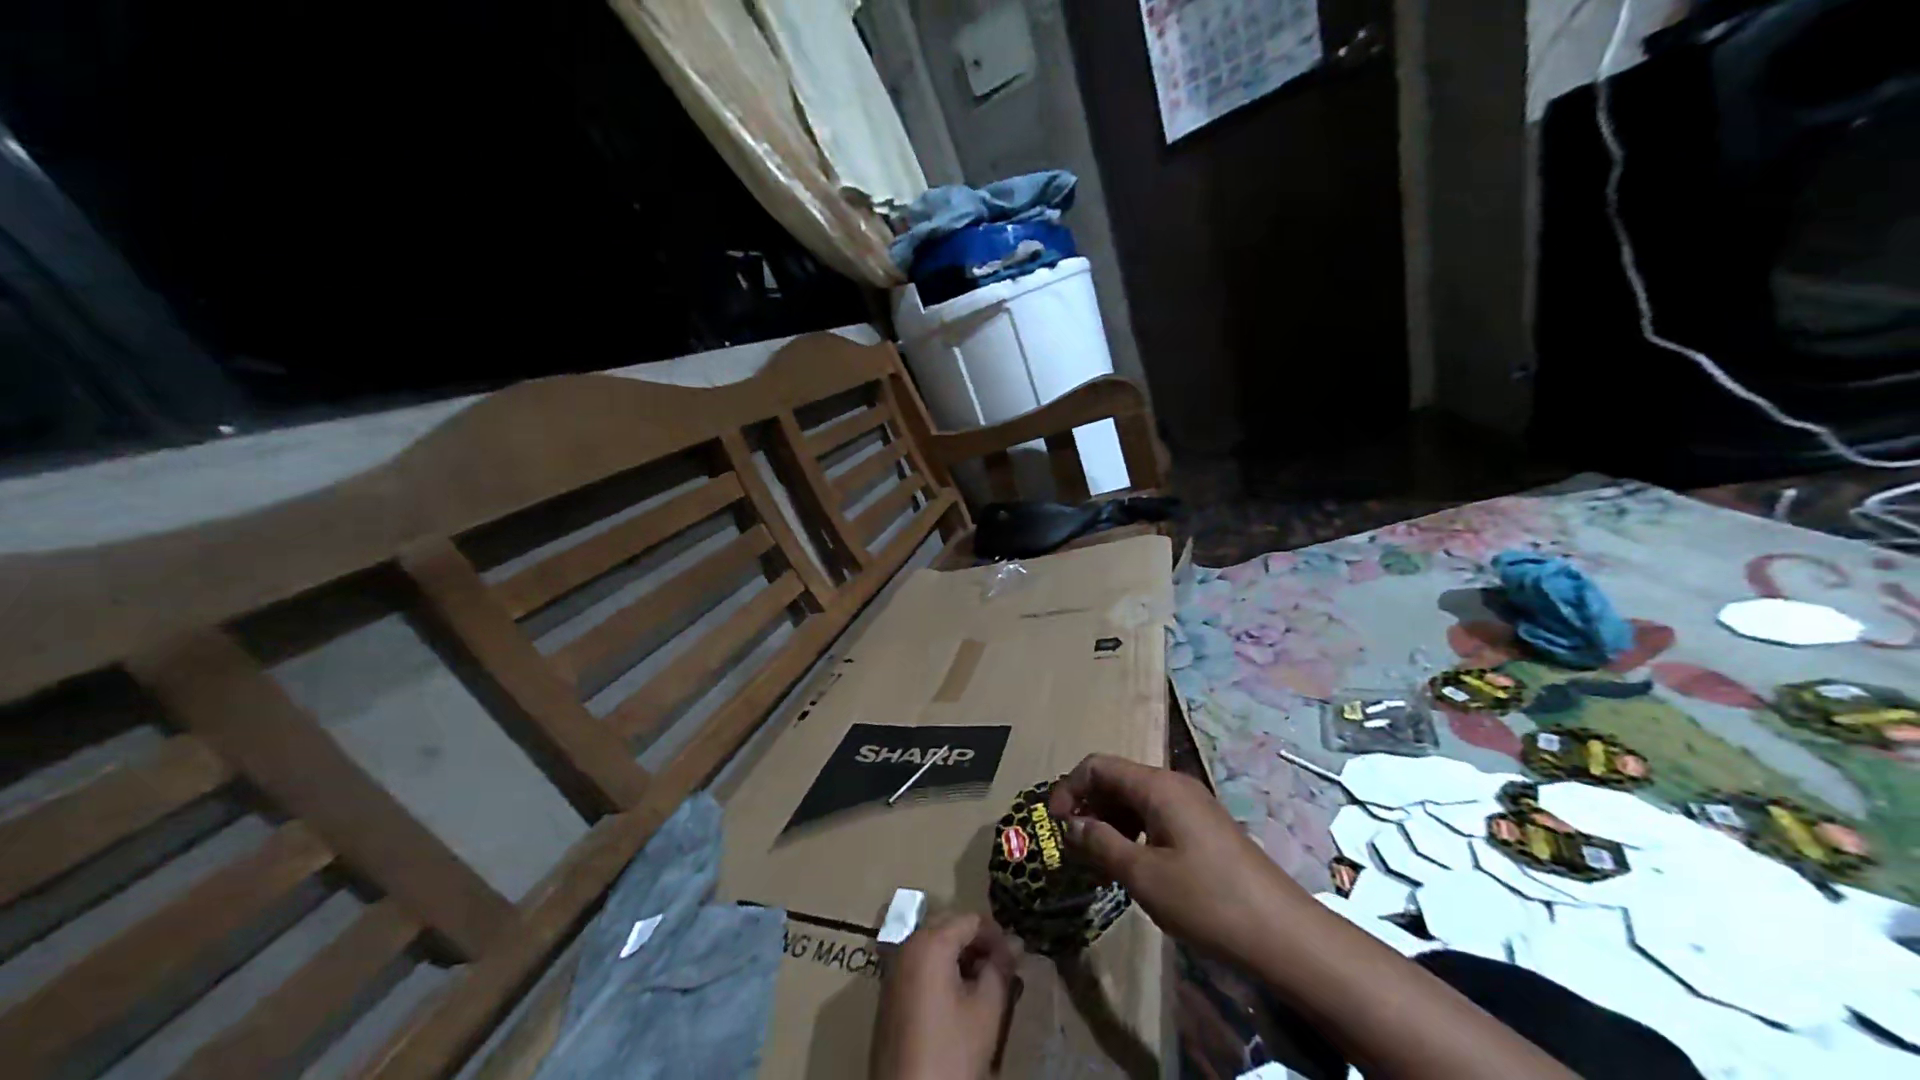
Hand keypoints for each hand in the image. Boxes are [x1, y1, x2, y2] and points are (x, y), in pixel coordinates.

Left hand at [871, 912, 1017, 1079]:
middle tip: (1001, 969)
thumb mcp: (986, 1010)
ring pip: (934, 945)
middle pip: (949, 927)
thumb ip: (1000, 969)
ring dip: (960, 956)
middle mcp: (907, 946)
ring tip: (984, 984)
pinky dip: (941, 970)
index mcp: (930, 943)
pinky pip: (920, 964)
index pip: (971, 919)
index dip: (997, 935)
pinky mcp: (889, 993)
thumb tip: (1014, 944)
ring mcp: (894, 969)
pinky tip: (959, 997)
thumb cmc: (952, 1053)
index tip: (1016, 959)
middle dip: (977, 943)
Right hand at [1047, 754, 1309, 960]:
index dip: (1069, 788)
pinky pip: (1155, 817)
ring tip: (1096, 859)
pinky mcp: (1203, 829)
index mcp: (1158, 786)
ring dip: (1108, 822)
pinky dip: (1132, 832)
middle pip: (1116, 779)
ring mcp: (1192, 806)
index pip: (1098, 765)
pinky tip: (1129, 865)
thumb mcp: (1143, 875)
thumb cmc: (1207, 900)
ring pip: (1135, 799)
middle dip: (1087, 805)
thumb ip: (1100, 843)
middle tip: (1072, 847)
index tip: (1053, 825)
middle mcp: (1174, 786)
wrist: (1282, 933)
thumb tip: (1070, 825)